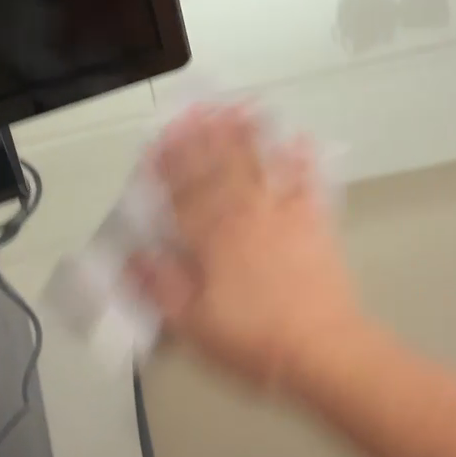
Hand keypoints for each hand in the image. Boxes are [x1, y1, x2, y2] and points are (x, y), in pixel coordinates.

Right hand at [130, 105, 363, 392]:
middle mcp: (245, 217)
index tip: (157, 142)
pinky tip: (299, 137)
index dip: (167, 166)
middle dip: (203, 138)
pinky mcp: (315, 222)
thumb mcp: (192, 325)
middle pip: (219, 170)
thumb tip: (134, 256)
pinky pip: (307, 182)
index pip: (182, 194)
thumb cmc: (253, 340)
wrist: (322, 349)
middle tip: (194, 109)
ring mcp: (282, 215)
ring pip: (259, 165)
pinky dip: (302, 158)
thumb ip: (160, 287)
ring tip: (236, 107)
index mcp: (211, 240)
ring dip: (245, 135)